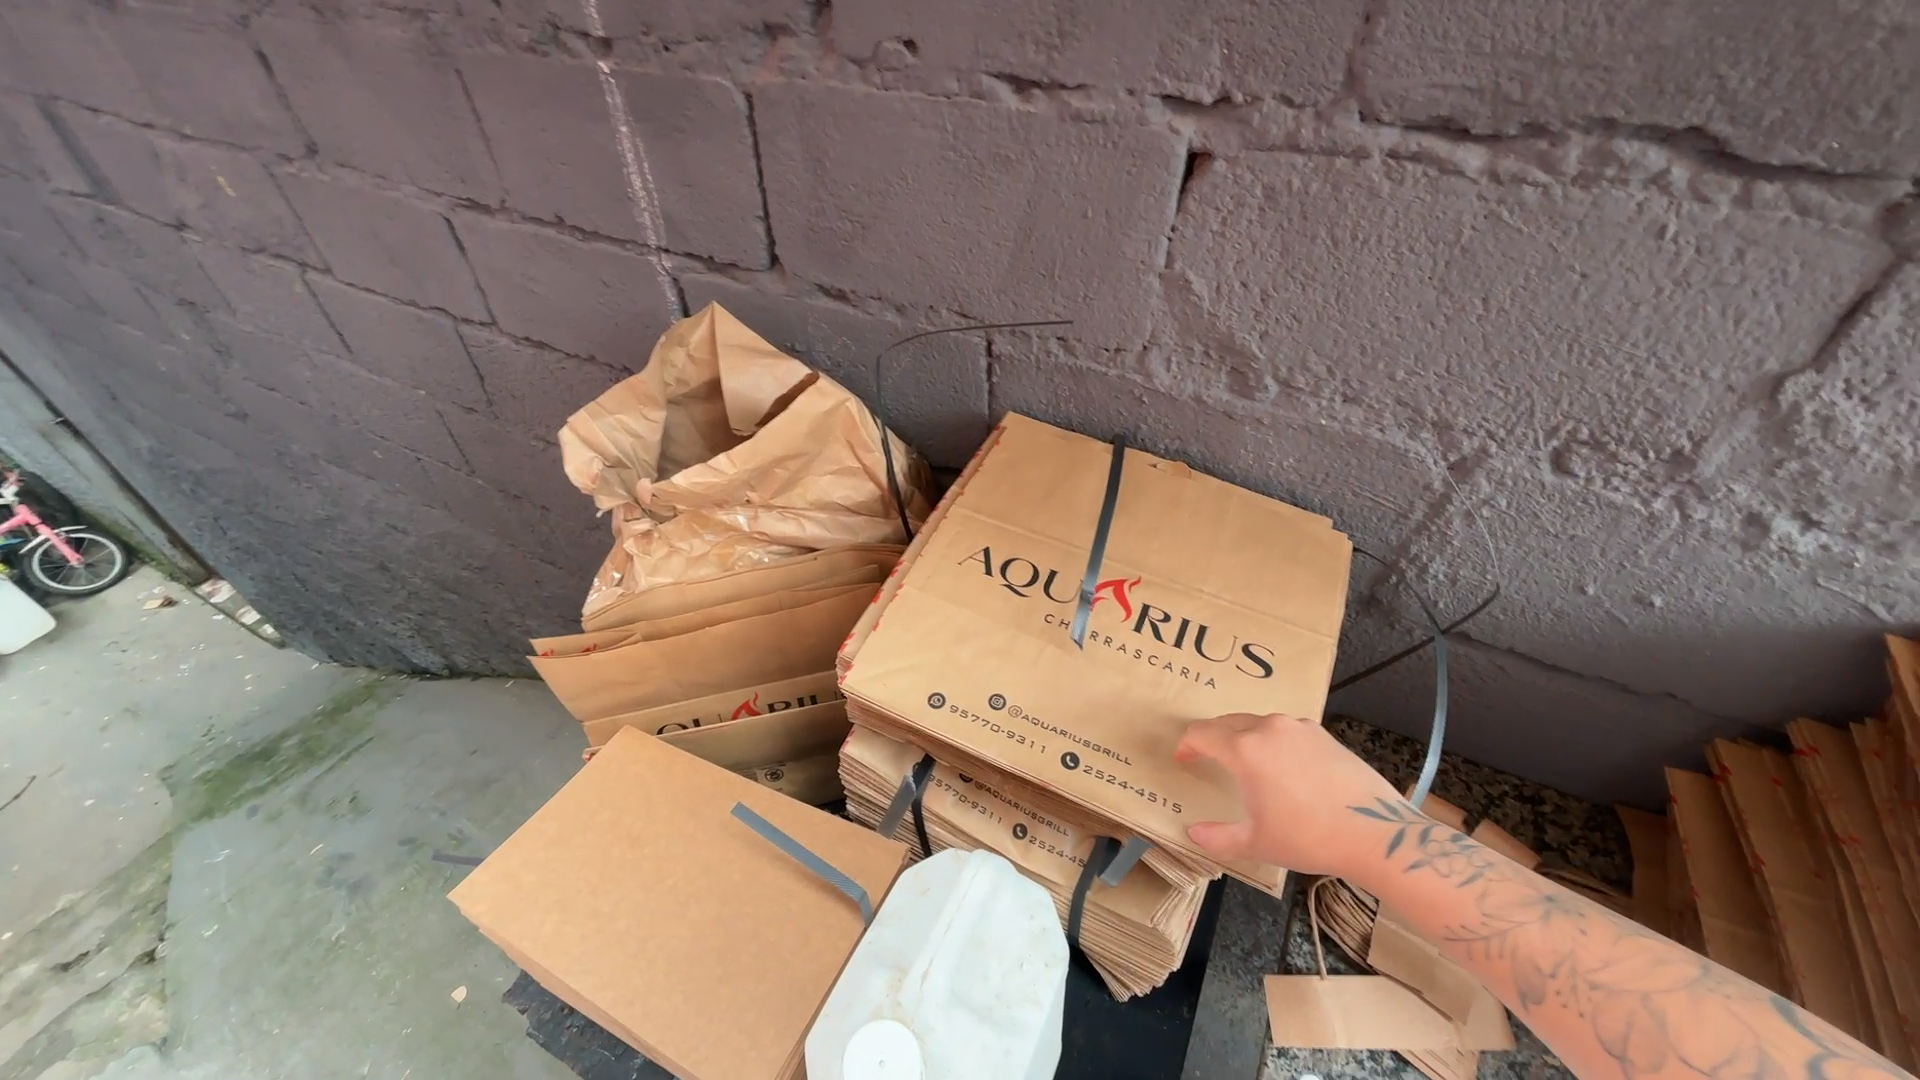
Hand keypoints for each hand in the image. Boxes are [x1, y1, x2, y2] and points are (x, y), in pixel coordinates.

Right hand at [1176, 713, 1404, 877]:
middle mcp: (1268, 729)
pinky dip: (1272, 741)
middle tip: (1206, 757)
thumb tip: (1194, 835)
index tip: (1183, 758)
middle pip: (1227, 722)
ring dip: (1242, 736)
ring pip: (1257, 723)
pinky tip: (1281, 766)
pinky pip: (1284, 730)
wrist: (1376, 833)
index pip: (1202, 734)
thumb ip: (1218, 837)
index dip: (1187, 745)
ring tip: (1244, 761)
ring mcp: (1299, 728)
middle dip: (1212, 738)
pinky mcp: (1323, 734)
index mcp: (1245, 750)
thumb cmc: (1310, 838)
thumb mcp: (1257, 843)